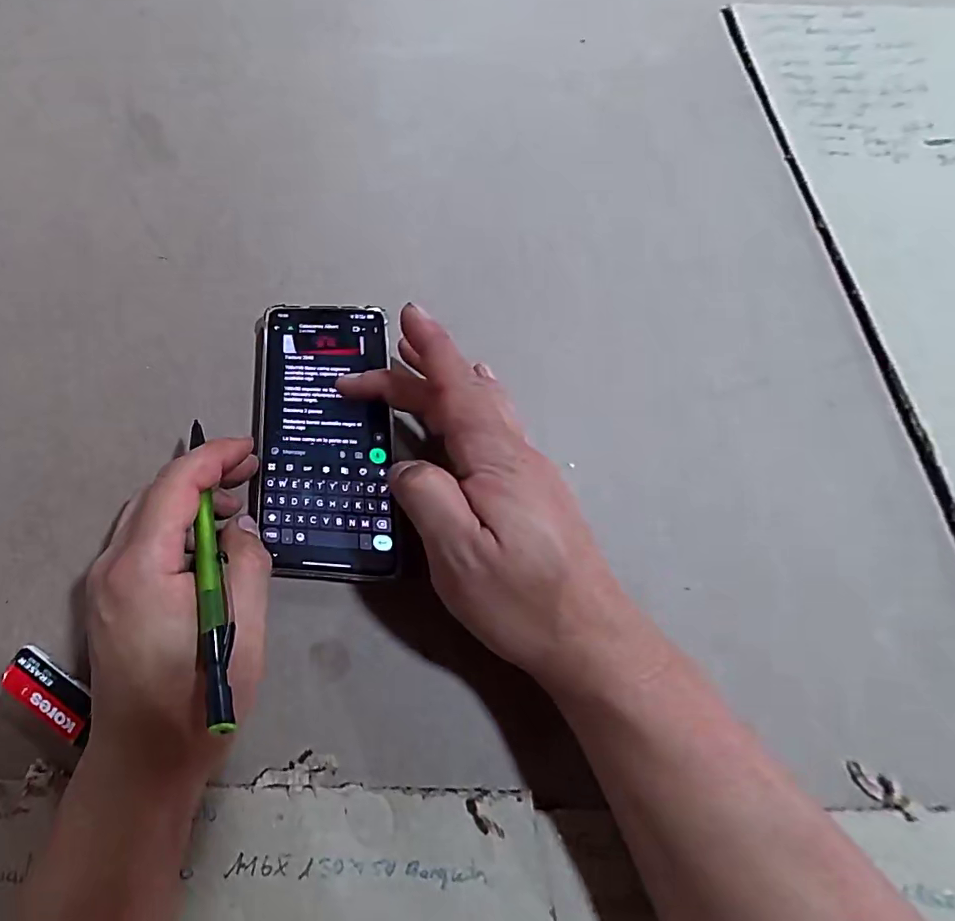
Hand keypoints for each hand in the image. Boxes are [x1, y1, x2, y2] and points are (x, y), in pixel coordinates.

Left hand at [82, 437, 270, 782]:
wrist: (141, 765)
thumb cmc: (198, 705)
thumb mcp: (242, 633)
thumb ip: (247, 565)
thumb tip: (238, 527)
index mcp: (140, 567)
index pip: (175, 487)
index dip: (212, 458)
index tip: (246, 449)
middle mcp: (111, 565)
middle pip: (155, 496)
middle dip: (201, 477)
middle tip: (246, 474)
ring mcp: (102, 582)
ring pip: (145, 517)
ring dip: (187, 503)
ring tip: (232, 508)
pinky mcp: (106, 598)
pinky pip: (140, 544)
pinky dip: (172, 531)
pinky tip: (203, 546)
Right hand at [337, 304, 654, 691]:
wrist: (593, 641)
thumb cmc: (521, 599)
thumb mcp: (459, 553)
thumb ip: (425, 496)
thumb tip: (403, 467)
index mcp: (495, 461)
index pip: (455, 391)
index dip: (431, 350)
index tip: (410, 314)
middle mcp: (514, 455)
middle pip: (459, 397)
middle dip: (409, 376)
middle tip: (361, 374)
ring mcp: (526, 472)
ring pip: (479, 408)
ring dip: (441, 381)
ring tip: (414, 361)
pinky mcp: (529, 491)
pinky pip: (492, 425)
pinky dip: (470, 399)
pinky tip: (475, 397)